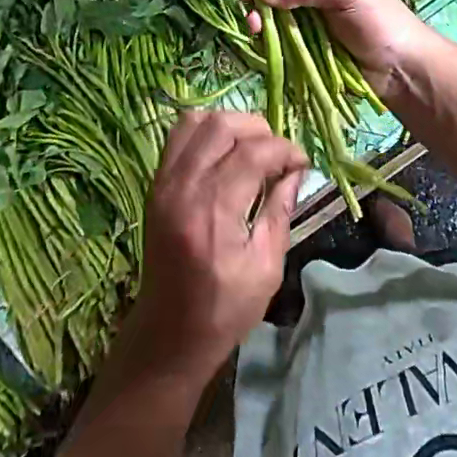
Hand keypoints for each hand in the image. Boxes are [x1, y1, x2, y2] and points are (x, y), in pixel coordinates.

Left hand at [125, 111, 306, 382]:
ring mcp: (163, 183)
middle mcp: (183, 188)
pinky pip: (178, 138)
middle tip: (277, 156)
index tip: (302, 164)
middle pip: (222, 126)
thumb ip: (280, 211)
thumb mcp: (267, 267)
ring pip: (196, 122)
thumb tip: (294, 171)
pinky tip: (225, 154)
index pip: (253, 152)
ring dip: (230, 125)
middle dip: (259, 130)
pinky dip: (205, 133)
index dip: (285, 149)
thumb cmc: (223, 310)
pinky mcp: (155, 185)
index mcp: (213, 212)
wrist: (167, 334)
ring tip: (251, 149)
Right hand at [248, 0, 439, 98]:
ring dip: (261, 22)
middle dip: (260, 0)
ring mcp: (313, 21)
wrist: (402, 69)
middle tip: (250, 14)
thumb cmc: (381, 22)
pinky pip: (283, 40)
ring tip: (255, 30)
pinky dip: (270, 41)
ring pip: (277, 16)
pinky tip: (261, 43)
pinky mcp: (311, 47)